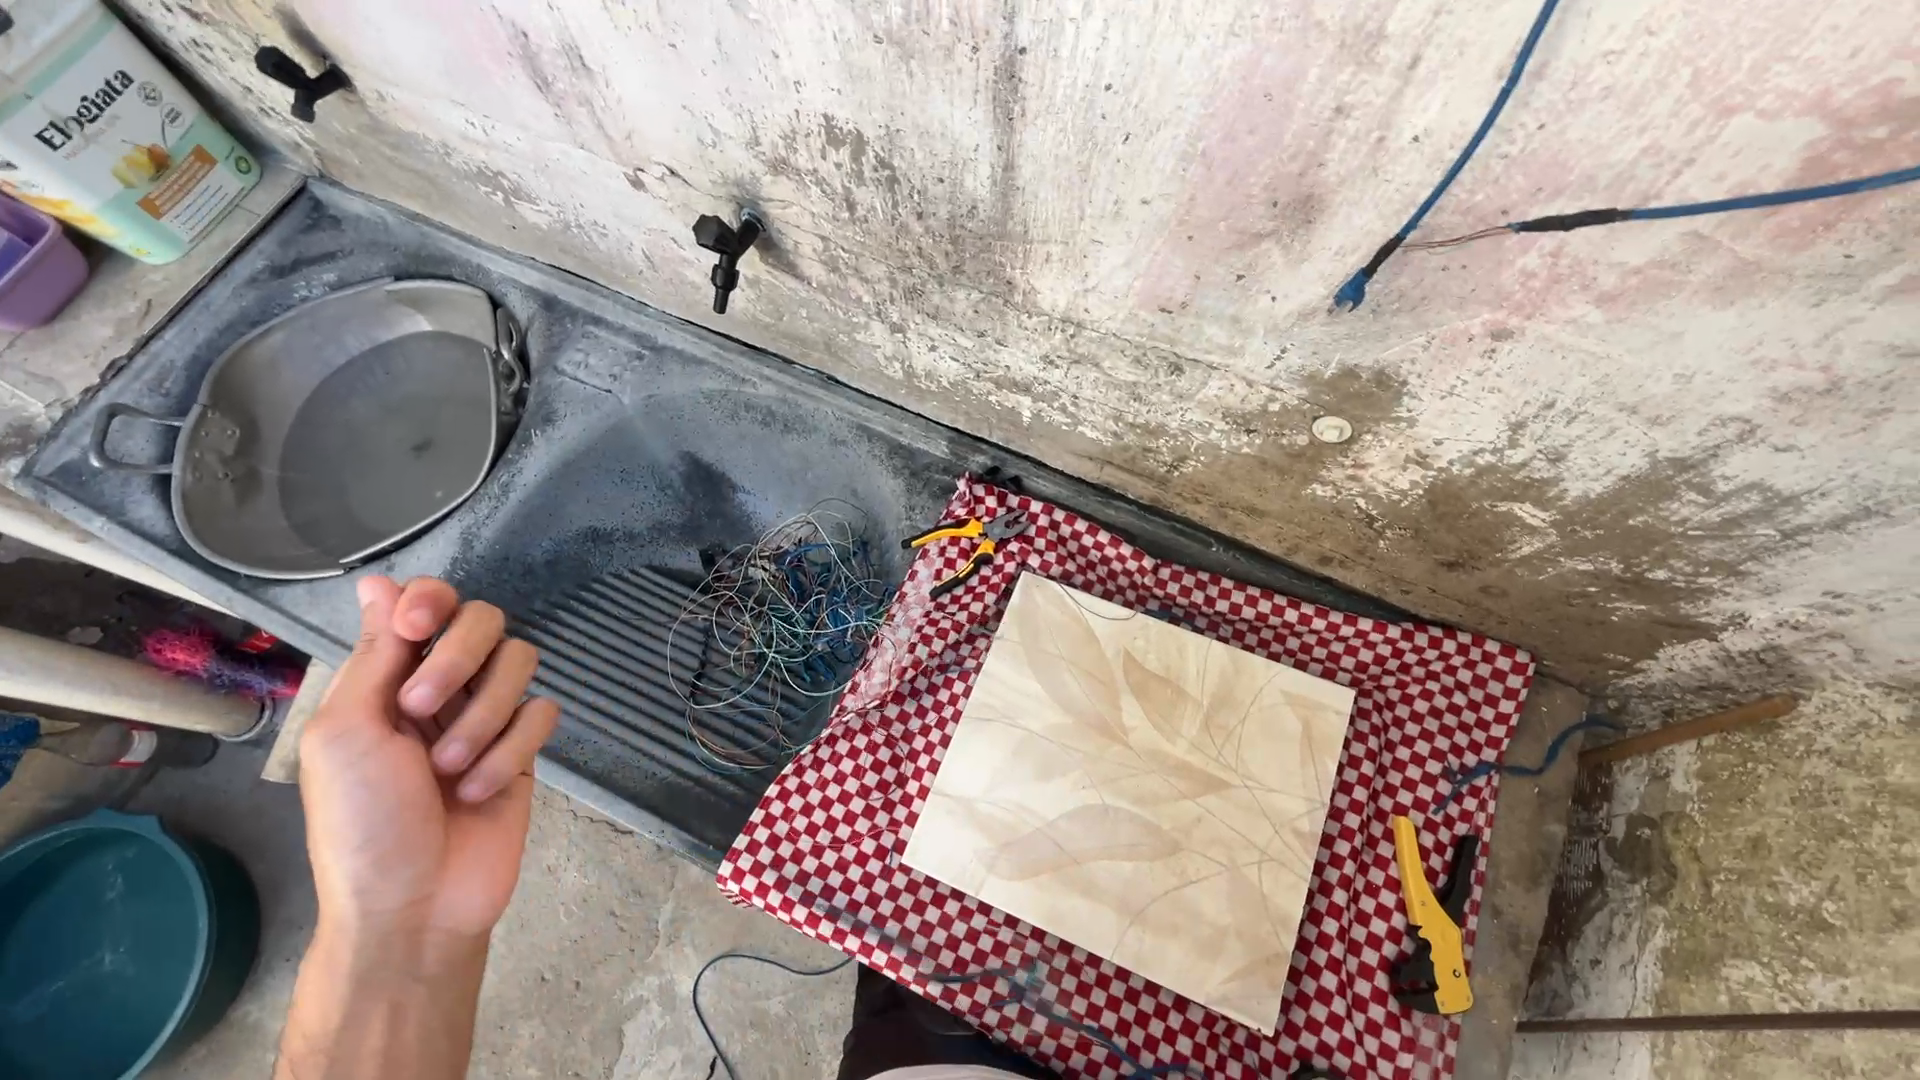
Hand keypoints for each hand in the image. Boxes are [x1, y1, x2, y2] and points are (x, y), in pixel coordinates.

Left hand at [299, 575, 560, 942]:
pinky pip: (544, 714)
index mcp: (390, 680)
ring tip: (451, 770)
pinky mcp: (527, 749)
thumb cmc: (361, 822)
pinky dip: (512, 751)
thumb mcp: (347, 733)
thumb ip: (374, 656)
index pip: (428, 604)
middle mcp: (445, 687)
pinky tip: (481, 790)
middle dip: (458, 660)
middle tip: (422, 711)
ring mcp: (490, 717)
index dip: (431, 601)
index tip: (417, 626)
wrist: (415, 904)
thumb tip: (377, 580)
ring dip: (483, 717)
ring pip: (522, 662)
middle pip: (486, 621)